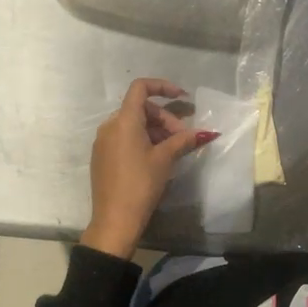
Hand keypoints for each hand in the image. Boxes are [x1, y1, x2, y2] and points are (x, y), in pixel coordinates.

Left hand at [82, 78, 218, 259]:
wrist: (114, 220)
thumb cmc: (141, 184)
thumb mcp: (165, 160)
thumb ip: (183, 140)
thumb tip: (206, 132)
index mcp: (123, 121)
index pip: (140, 88)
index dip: (162, 87)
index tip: (182, 98)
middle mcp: (109, 126)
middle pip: (140, 109)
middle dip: (164, 118)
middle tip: (182, 138)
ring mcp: (103, 141)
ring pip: (133, 124)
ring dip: (155, 130)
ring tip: (173, 150)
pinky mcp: (102, 156)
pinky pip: (124, 137)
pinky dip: (142, 140)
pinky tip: (156, 158)